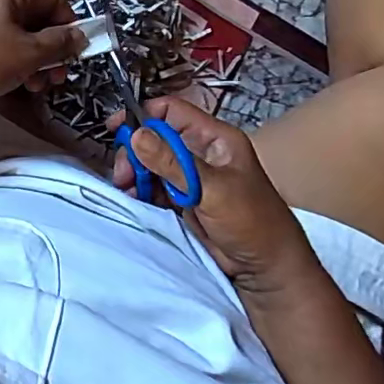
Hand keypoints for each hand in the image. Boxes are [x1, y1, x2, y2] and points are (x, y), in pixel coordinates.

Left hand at [0, 0, 85, 109]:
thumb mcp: (29, 53)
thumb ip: (60, 43)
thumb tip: (80, 36)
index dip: (69, 21)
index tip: (75, 49)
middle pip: (39, 17)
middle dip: (54, 47)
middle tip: (60, 74)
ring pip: (24, 36)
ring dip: (38, 61)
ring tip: (40, 86)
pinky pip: (6, 46)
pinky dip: (19, 64)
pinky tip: (23, 85)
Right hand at [111, 98, 321, 297]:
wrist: (264, 271)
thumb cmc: (255, 225)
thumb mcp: (212, 189)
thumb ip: (173, 163)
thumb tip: (138, 135)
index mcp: (214, 139)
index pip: (172, 112)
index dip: (144, 116)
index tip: (119, 128)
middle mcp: (200, 153)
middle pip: (154, 137)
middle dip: (135, 151)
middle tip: (124, 172)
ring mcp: (190, 177)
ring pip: (150, 162)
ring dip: (135, 173)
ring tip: (129, 188)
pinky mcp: (181, 199)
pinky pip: (153, 185)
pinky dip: (140, 190)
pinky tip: (136, 198)